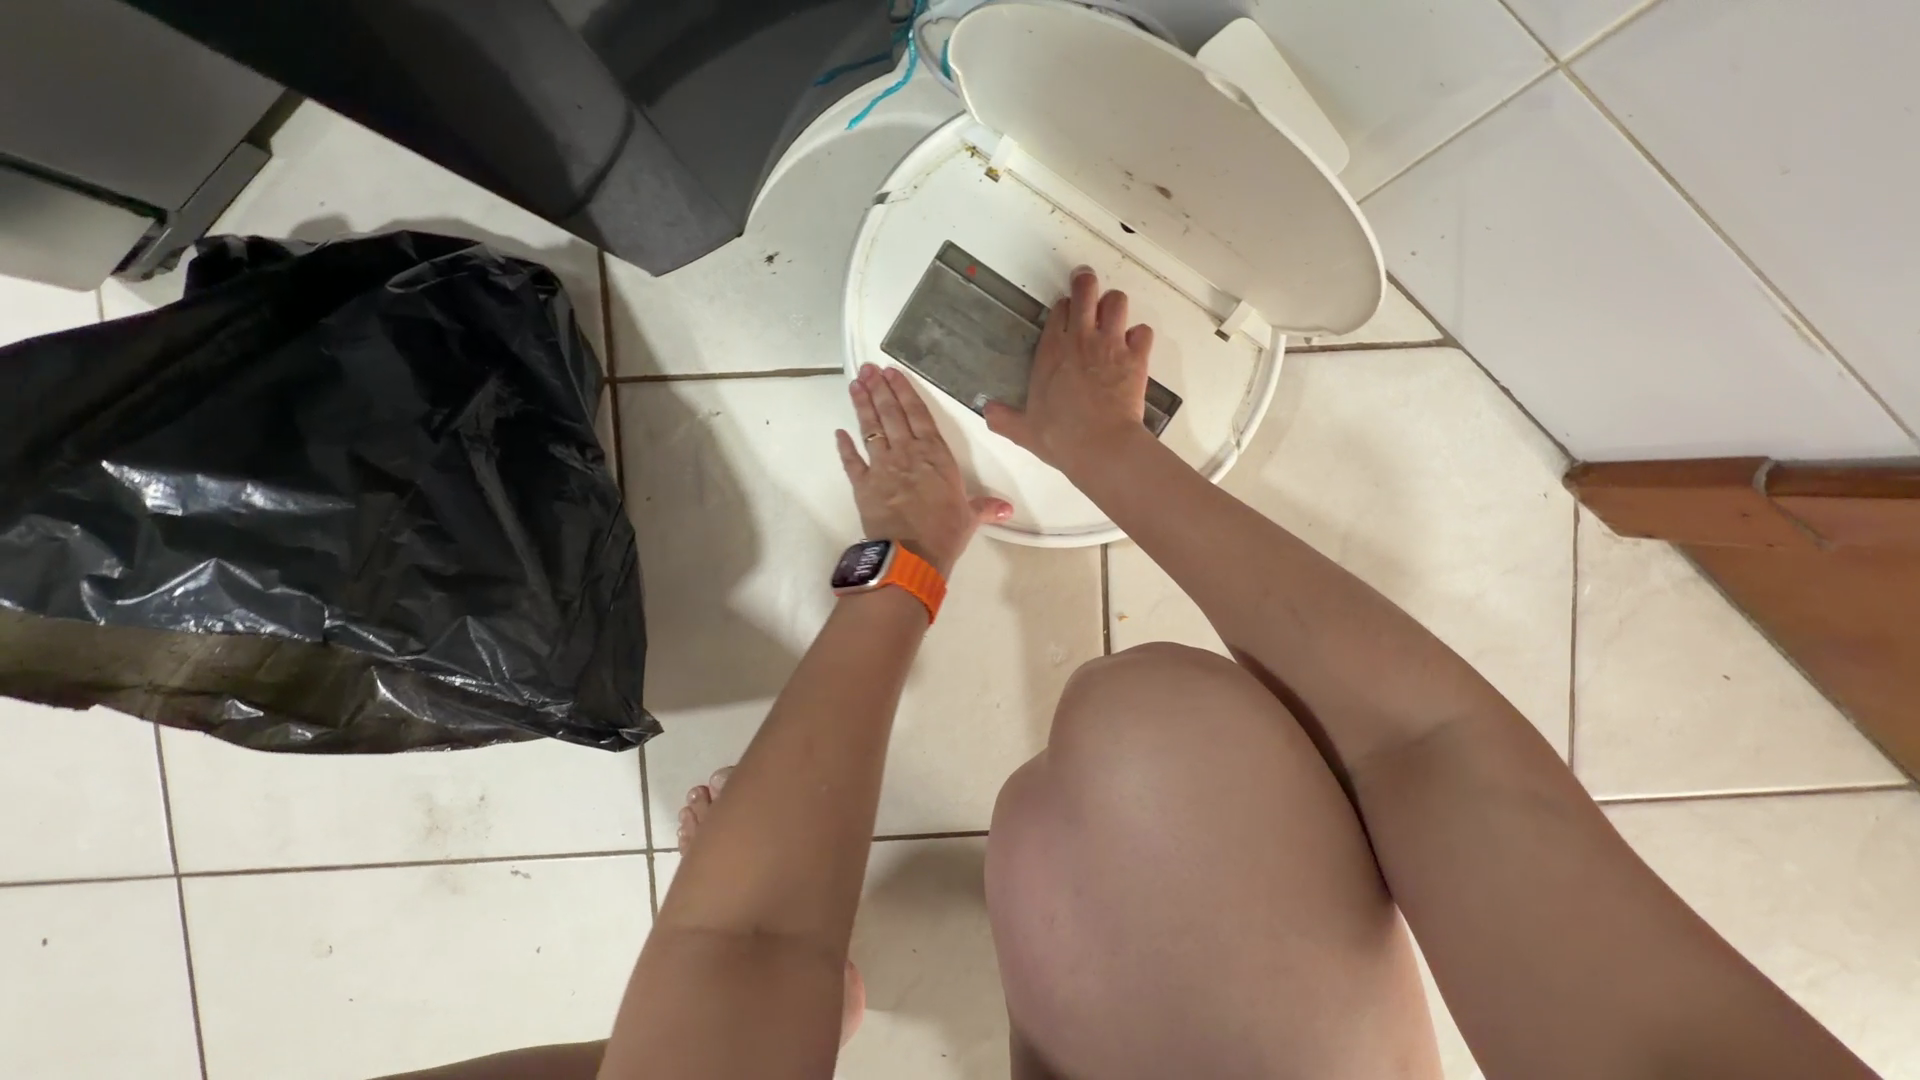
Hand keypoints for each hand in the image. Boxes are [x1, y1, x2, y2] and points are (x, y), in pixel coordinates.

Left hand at [837, 364, 1013, 577]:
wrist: (912, 554)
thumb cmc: (945, 533)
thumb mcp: (969, 517)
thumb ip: (985, 507)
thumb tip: (1007, 509)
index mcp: (935, 455)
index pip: (918, 414)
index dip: (905, 391)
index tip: (892, 372)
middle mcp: (907, 453)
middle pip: (891, 414)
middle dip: (880, 389)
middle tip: (868, 369)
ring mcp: (882, 467)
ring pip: (870, 429)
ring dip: (862, 406)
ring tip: (855, 384)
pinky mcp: (863, 485)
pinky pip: (851, 461)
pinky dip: (844, 447)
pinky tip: (839, 433)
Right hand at [984, 266, 1154, 478]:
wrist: (1100, 446)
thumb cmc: (1059, 437)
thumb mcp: (1024, 430)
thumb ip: (1004, 418)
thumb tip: (986, 412)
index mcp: (1051, 352)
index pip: (1058, 311)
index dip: (1063, 308)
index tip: (1065, 314)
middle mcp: (1080, 340)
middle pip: (1085, 291)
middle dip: (1086, 283)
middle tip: (1086, 284)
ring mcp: (1110, 346)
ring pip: (1117, 302)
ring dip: (1114, 305)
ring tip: (1112, 316)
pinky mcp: (1136, 358)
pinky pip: (1142, 332)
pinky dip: (1139, 337)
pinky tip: (1134, 347)